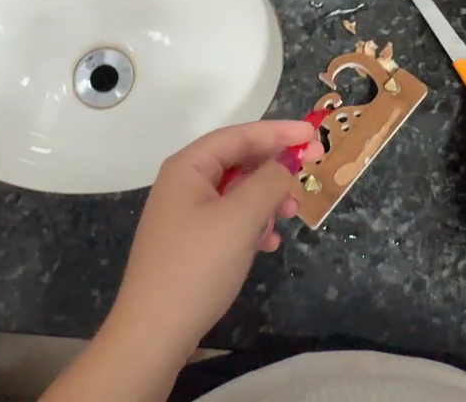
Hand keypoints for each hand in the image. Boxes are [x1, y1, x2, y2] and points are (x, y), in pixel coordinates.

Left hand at [105, 120, 322, 355]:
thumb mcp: (240, 218)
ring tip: (289, 216)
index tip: (312, 134)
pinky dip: (252, 224)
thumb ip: (268, 181)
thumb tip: (283, 165)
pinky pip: (228, 219)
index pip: (240, 135)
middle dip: (274, 169)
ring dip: (266, 200)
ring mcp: (184, 214)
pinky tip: (266, 243)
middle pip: (238, 161)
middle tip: (308, 175)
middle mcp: (183, 182)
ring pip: (236, 192)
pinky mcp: (189, 243)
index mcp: (188, 166)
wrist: (153, 334)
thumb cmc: (197, 266)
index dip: (278, 132)